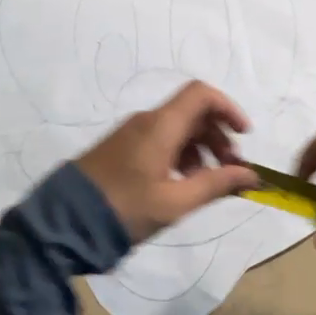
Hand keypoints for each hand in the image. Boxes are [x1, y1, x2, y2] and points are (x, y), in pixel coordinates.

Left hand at [76, 81, 262, 242]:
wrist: (65, 220)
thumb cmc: (125, 208)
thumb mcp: (175, 203)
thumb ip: (215, 185)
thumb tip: (250, 174)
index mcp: (161, 125)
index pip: (201, 94)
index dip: (228, 108)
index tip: (244, 137)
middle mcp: (146, 120)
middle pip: (192, 112)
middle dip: (218, 135)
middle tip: (231, 170)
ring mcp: (131, 133)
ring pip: (177, 127)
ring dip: (200, 148)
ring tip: (206, 183)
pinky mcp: (121, 147)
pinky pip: (160, 139)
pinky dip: (180, 154)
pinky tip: (182, 184)